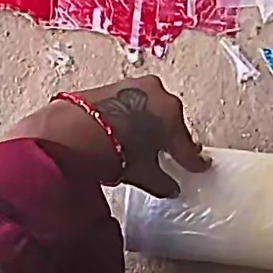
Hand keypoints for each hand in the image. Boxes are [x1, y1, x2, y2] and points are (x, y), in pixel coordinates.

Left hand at [5, 75, 210, 195]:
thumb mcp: (142, 173)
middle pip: (169, 121)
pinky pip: (129, 104)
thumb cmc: (114, 152)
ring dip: (149, 123)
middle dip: (170, 137)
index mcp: (172, 115)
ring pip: (149, 109)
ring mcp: (133, 86)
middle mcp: (157, 94)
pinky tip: (124, 129)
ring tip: (144, 141)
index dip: (193, 159)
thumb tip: (170, 188)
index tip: (199, 166)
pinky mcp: (111, 85)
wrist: (72, 133)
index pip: (187, 144)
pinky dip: (130, 116)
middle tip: (170, 152)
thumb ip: (161, 181)